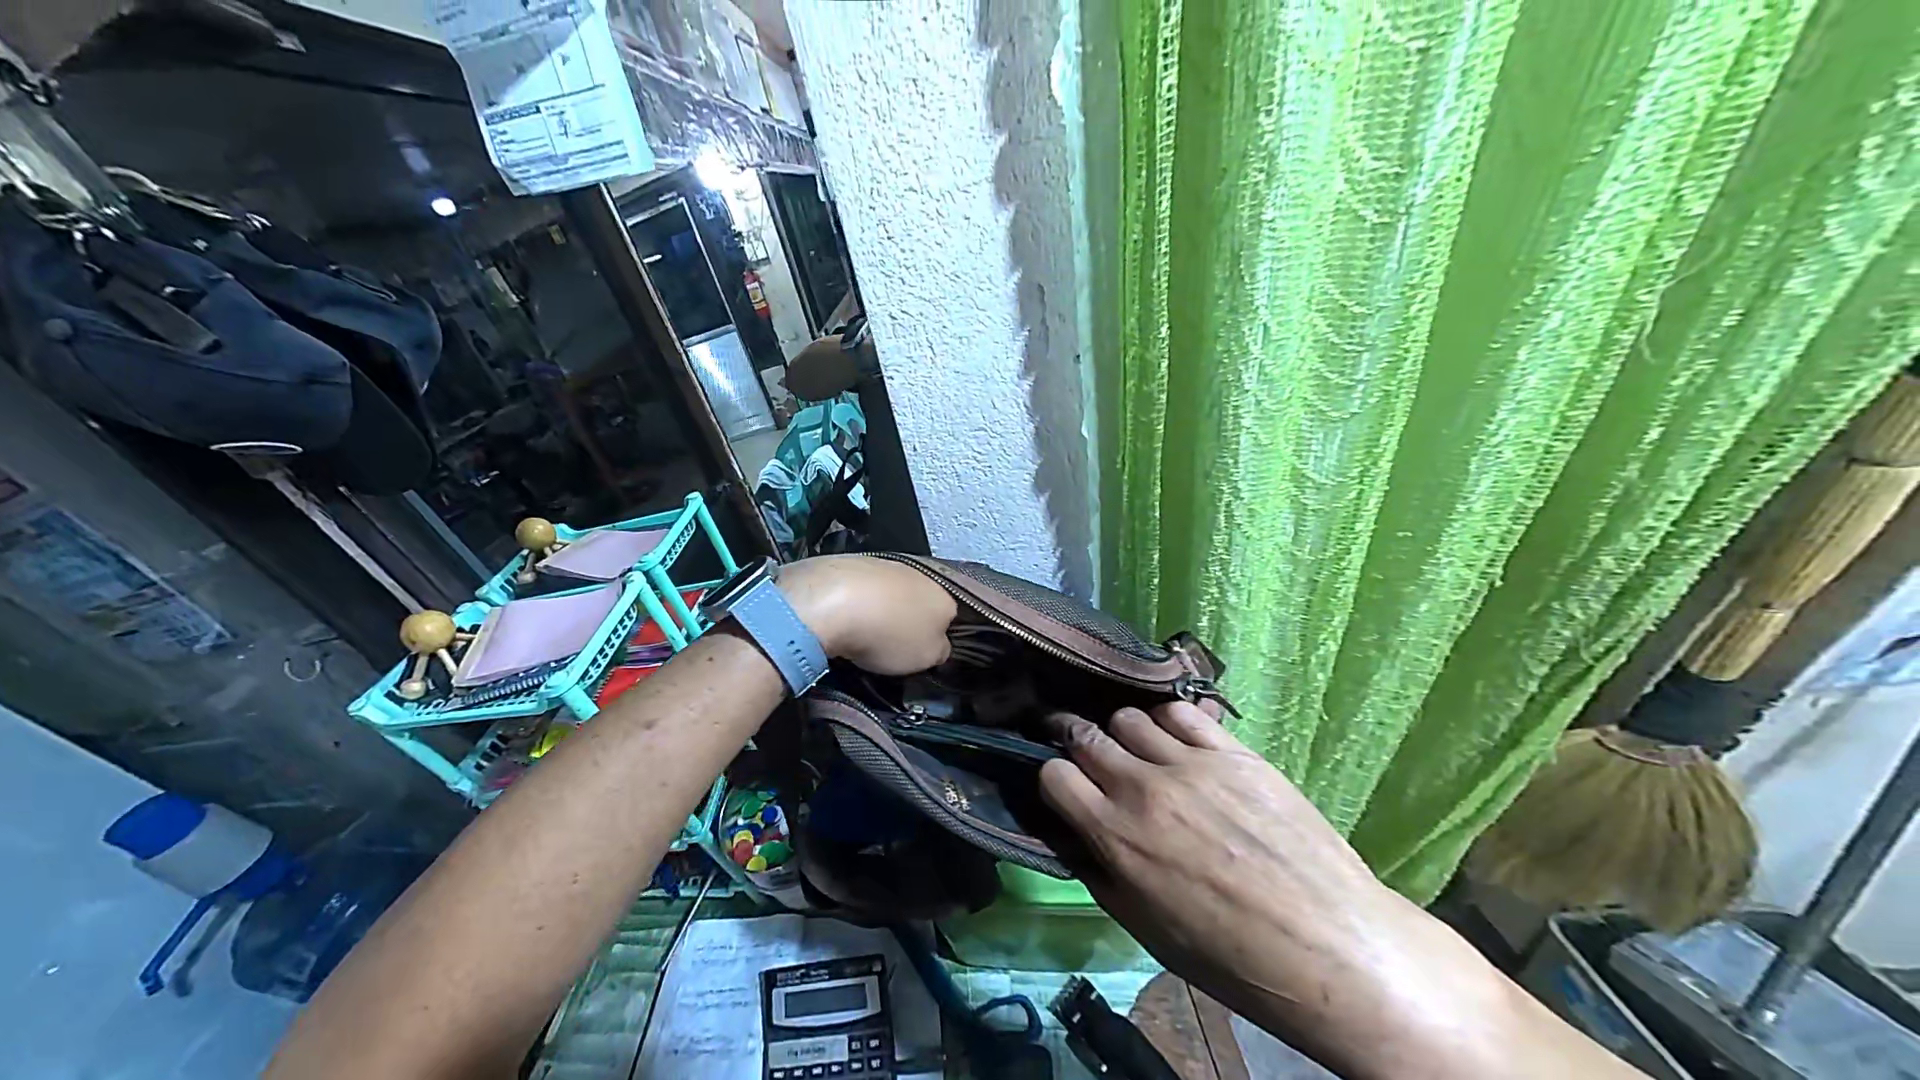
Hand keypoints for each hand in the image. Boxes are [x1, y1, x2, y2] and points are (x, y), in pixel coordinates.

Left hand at [777, 555, 955, 674]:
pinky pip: (863, 584)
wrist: (834, 600)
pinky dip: (857, 598)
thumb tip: (939, 643)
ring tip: (863, 629)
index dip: (934, 636)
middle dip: (908, 618)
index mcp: (944, 597)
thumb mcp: (925, 658)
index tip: (917, 651)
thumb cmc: (888, 634)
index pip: (949, 619)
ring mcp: (887, 563)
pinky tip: (844, 613)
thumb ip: (939, 649)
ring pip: (892, 590)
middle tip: (889, 642)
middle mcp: (921, 574)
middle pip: (920, 600)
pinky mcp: (854, 560)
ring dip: (882, 606)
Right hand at [1038, 703, 1573, 1078]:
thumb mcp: (1146, 930)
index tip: (1062, 784)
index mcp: (1116, 836)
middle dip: (1071, 736)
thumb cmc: (1232, 956)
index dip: (1051, 776)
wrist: (1332, 948)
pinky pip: (1182, 712)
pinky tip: (1173, 737)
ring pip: (1129, 717)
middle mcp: (1143, 788)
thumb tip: (1075, 836)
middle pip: (1085, 734)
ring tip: (1134, 747)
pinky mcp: (1233, 753)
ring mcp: (1190, 764)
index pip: (1054, 774)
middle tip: (1077, 743)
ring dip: (1121, 731)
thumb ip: (1100, 873)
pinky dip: (1166, 719)